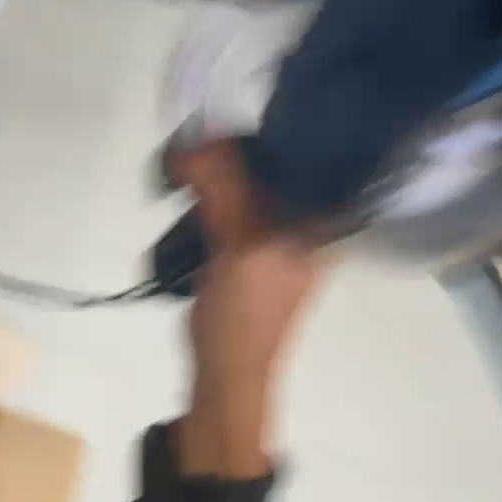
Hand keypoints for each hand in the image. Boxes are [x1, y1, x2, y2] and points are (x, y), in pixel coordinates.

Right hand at [168, 142, 325, 479]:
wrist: (223, 376)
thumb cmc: (241, 317)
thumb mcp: (239, 246)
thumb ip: (223, 189)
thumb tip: (195, 137)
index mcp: (323, 217)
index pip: (302, 152)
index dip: (260, 132)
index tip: (216, 125)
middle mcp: (306, 219)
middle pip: (267, 166)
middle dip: (224, 155)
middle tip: (185, 154)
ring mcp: (272, 236)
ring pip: (240, 187)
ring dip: (207, 178)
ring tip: (178, 176)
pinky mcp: (241, 250)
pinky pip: (222, 209)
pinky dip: (200, 202)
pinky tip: (180, 201)